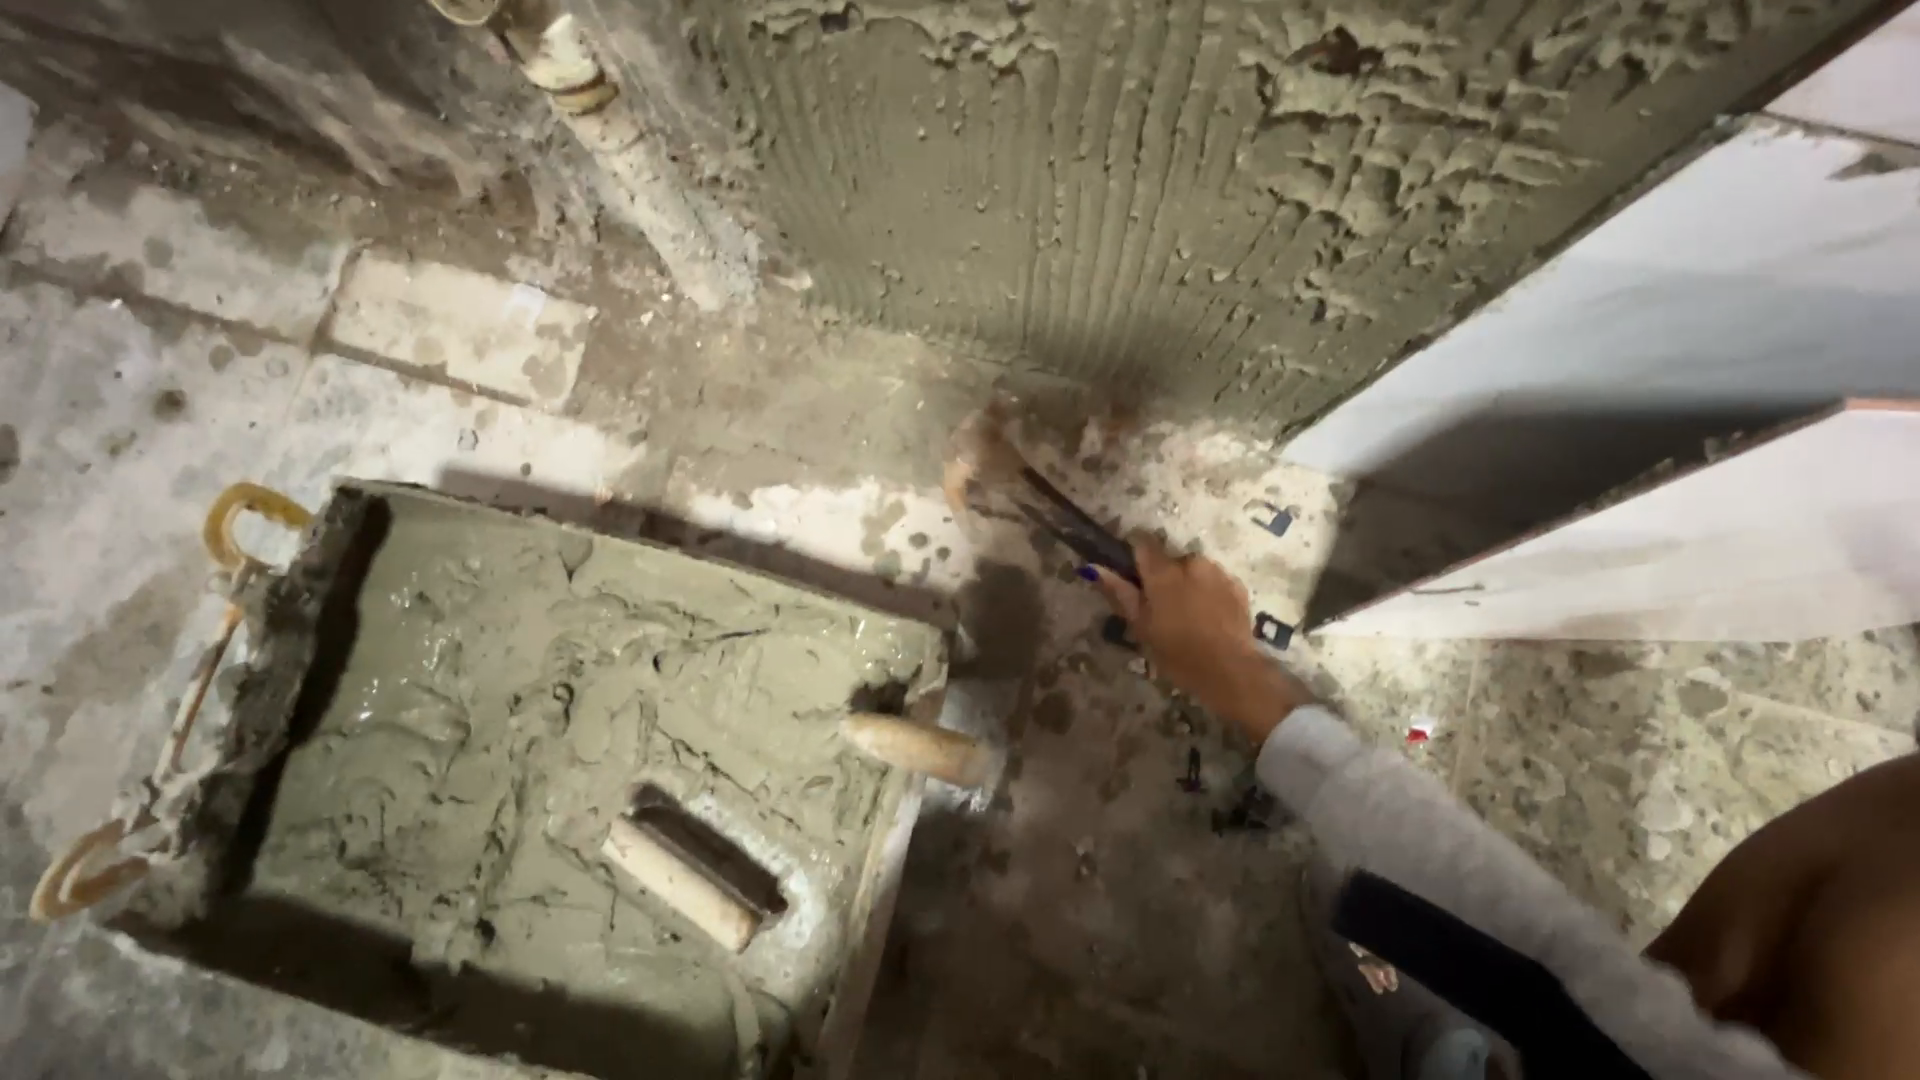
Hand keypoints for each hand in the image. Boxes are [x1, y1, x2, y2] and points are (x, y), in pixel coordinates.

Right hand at [1090, 534, 1314, 745]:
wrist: (1230, 672)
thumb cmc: (1178, 653)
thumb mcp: (1141, 627)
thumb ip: (1120, 593)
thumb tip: (1094, 568)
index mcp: (1163, 572)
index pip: (1142, 543)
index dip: (1134, 555)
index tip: (1133, 575)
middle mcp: (1191, 563)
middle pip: (1170, 560)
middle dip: (1164, 578)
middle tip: (1162, 608)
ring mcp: (1218, 572)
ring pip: (1194, 570)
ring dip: (1188, 584)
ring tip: (1189, 616)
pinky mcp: (1238, 586)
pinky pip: (1215, 581)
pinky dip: (1209, 592)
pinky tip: (1209, 618)